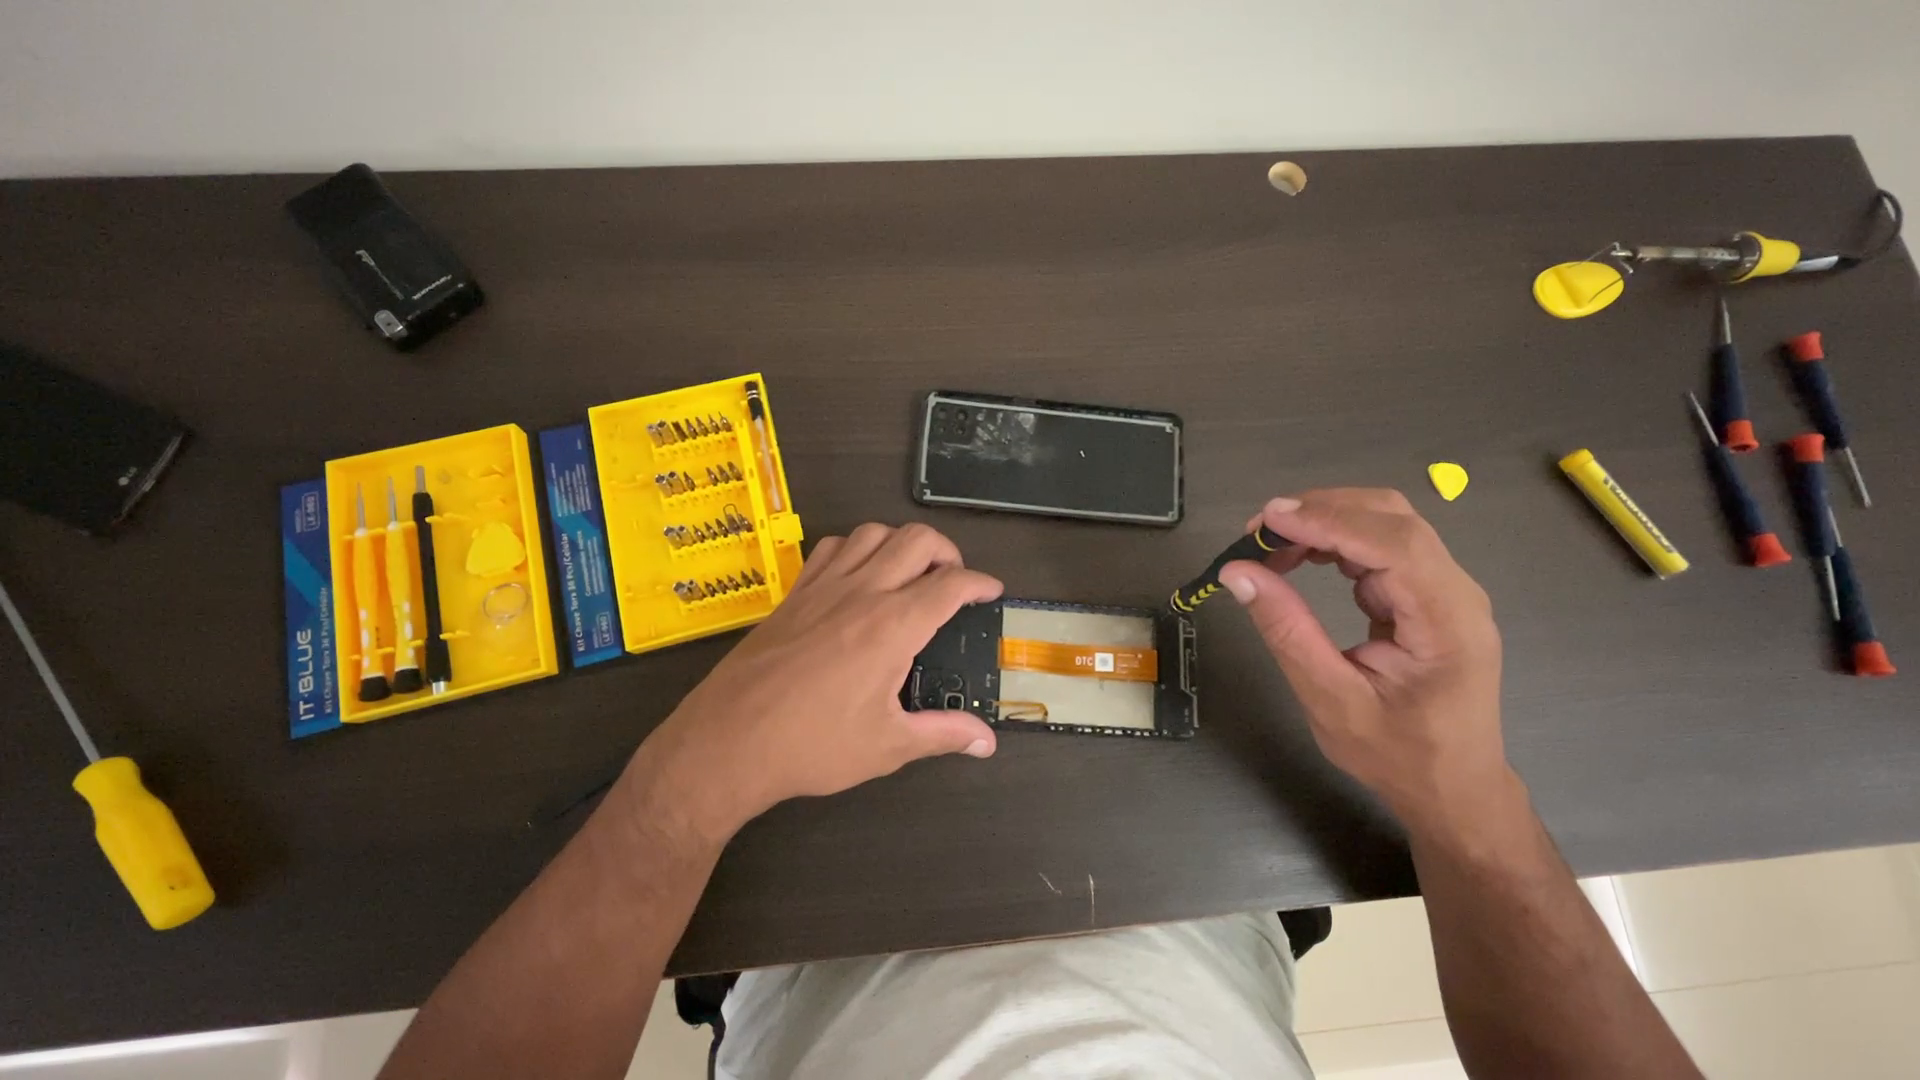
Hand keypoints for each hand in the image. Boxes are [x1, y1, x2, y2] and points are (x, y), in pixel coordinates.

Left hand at [630, 523, 1002, 841]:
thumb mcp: (889, 746)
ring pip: (873, 532)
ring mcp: (823, 587)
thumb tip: (987, 741)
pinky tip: (856, 575)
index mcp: (894, 626)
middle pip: (917, 540)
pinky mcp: (793, 593)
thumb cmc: (814, 745)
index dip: (980, 583)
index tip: (991, 592)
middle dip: (947, 552)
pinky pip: (831, 547)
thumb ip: (944, 735)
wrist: (730, 740)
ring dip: (901, 543)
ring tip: (909, 572)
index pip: (951, 584)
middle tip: (953, 581)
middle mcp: (862, 592)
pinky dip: (856, 548)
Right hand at [1217, 490, 1508, 827]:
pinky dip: (1336, 542)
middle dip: (1322, 511)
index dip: (1328, 521)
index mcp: (1447, 622)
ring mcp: (1446, 590)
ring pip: (1387, 526)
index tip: (1267, 521)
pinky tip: (1300, 558)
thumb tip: (1237, 573)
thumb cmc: (1397, 755)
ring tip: (1269, 546)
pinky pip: (1382, 549)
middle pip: (1394, 520)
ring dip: (1326, 523)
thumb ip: (1287, 631)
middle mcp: (1457, 593)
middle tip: (1257, 531)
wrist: (1453, 789)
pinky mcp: (1428, 596)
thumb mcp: (1331, 699)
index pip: (1393, 544)